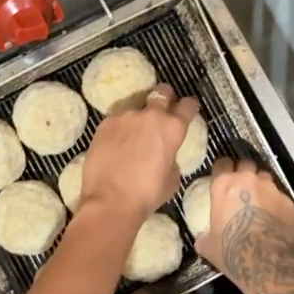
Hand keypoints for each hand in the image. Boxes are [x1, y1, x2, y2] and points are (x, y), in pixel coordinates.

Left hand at [77, 83, 198, 222]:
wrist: (110, 200)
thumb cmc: (148, 194)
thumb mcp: (172, 178)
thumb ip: (172, 158)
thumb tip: (165, 155)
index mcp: (173, 128)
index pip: (188, 105)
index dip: (189, 106)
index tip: (188, 109)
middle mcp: (150, 115)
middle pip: (162, 92)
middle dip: (166, 96)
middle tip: (163, 108)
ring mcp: (125, 116)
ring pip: (136, 107)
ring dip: (139, 116)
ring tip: (134, 134)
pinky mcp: (105, 123)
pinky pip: (118, 120)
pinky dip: (121, 128)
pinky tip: (117, 143)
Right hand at [197, 157, 293, 293]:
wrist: (267, 261)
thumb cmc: (232, 250)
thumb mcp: (208, 246)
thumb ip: (204, 236)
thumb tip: (202, 239)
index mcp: (224, 185)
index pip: (222, 163)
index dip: (222, 169)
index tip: (221, 176)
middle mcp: (248, 180)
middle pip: (246, 165)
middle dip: (244, 174)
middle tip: (241, 189)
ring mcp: (271, 188)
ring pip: (265, 178)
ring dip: (261, 186)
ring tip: (259, 203)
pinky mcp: (288, 201)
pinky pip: (279, 196)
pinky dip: (276, 203)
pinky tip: (274, 218)